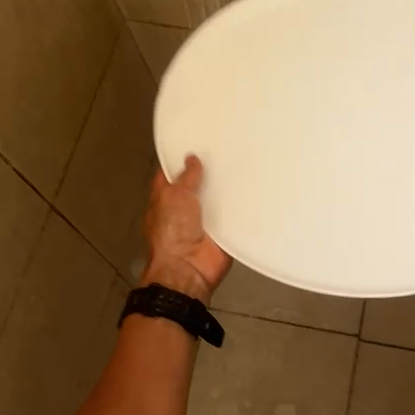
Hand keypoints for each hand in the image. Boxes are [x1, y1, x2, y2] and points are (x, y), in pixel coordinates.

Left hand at [139, 155, 230, 301]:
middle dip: (208, 174)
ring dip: (225, 191)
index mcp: (166, 199)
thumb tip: (191, 160)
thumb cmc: (171, 236)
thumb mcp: (175, 196)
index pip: (172, 174)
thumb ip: (186, 177)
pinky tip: (249, 194)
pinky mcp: (222, 232)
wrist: (188, 268)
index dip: (180, 160)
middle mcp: (184, 210)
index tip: (194, 145)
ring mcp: (203, 221)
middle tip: (223, 155)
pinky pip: (232, 216)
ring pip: (216, 199)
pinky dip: (239, 208)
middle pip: (198, 185)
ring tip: (240, 169)